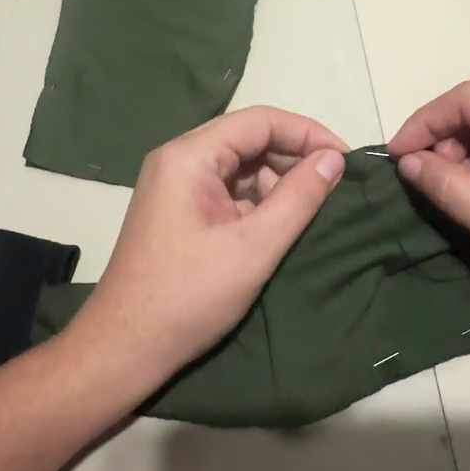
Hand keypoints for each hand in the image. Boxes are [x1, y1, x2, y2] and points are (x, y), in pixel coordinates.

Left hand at [63, 106, 348, 389]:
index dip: (307, 133)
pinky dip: (258, 203)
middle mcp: (179, 160)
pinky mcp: (179, 213)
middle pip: (248, 140)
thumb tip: (334, 159)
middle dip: (293, 159)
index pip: (259, 121)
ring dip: (277, 183)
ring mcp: (176, 187)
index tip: (345, 160)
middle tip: (335, 189)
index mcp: (189, 156)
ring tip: (312, 212)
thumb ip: (298, 198)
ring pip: (240, 167)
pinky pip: (227, 192)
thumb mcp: (254, 246)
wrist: (124, 349)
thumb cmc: (188, 296)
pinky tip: (282, 226)